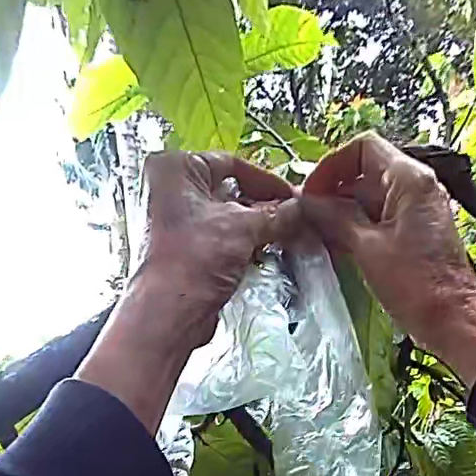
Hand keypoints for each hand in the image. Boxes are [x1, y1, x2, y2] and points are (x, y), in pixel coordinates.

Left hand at [76, 151, 298, 426]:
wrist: (172, 312)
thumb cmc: (194, 259)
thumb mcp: (243, 228)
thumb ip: (277, 214)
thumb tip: (303, 209)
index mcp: (176, 169)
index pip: (232, 163)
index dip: (267, 181)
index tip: (295, 197)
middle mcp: (173, 191)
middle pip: (232, 191)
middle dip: (266, 207)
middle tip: (298, 219)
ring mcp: (181, 223)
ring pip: (231, 218)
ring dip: (260, 228)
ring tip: (289, 237)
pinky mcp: (190, 251)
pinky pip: (226, 240)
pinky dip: (248, 245)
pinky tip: (269, 253)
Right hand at [300, 133, 475, 385]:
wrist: (452, 321)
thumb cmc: (417, 286)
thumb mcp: (368, 248)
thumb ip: (336, 218)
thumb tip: (310, 202)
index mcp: (410, 180)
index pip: (363, 148)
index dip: (331, 166)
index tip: (311, 191)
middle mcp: (418, 188)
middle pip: (367, 174)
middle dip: (335, 192)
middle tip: (308, 216)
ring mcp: (419, 212)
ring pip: (373, 200)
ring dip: (345, 214)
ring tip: (318, 234)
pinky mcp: (418, 235)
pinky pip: (384, 221)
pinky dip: (361, 229)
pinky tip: (339, 247)